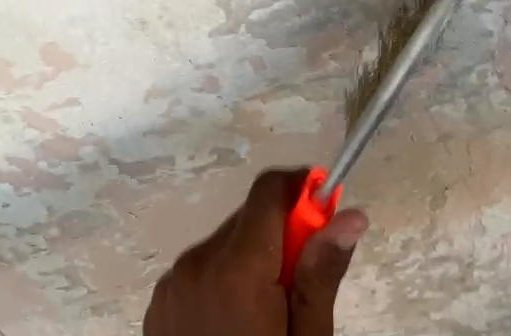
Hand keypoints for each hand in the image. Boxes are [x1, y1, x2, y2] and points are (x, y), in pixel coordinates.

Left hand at [144, 168, 368, 335]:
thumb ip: (322, 274)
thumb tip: (352, 215)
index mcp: (237, 268)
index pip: (269, 189)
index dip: (302, 189)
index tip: (325, 211)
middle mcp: (196, 263)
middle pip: (250, 216)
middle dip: (282, 232)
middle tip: (303, 280)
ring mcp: (171, 285)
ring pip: (225, 241)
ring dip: (253, 256)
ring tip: (267, 313)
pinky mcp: (158, 306)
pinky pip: (200, 268)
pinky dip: (223, 277)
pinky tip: (235, 324)